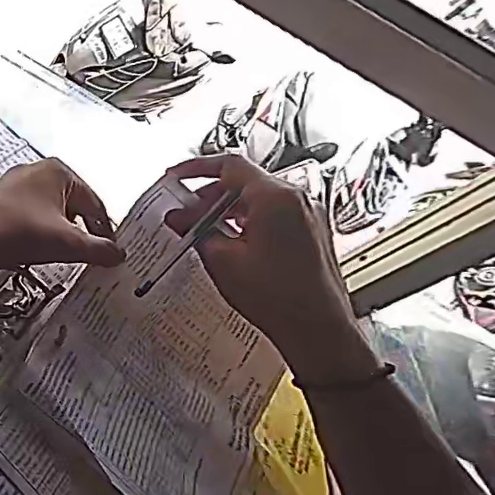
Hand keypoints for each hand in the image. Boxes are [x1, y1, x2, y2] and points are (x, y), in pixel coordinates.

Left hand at [0, 158, 124, 275]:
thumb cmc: (17, 232)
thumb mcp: (68, 244)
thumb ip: (99, 250)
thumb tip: (117, 254)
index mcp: (59, 171)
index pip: (95, 204)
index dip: (105, 231)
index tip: (110, 251)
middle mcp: (37, 170)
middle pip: (73, 206)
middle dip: (82, 231)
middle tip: (89, 254)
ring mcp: (16, 184)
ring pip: (50, 211)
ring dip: (60, 233)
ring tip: (62, 253)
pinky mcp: (0, 200)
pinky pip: (30, 216)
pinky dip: (38, 232)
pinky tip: (36, 248)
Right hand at [162, 154, 376, 384]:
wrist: (318, 329)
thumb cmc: (279, 298)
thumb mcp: (222, 260)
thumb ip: (196, 230)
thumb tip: (179, 216)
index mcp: (274, 197)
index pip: (229, 165)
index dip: (196, 167)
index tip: (177, 175)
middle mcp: (295, 198)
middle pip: (243, 180)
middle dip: (209, 194)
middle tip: (184, 212)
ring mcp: (306, 214)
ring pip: (257, 197)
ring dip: (227, 208)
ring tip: (203, 229)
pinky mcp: (309, 230)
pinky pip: (272, 212)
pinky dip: (246, 218)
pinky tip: (229, 240)